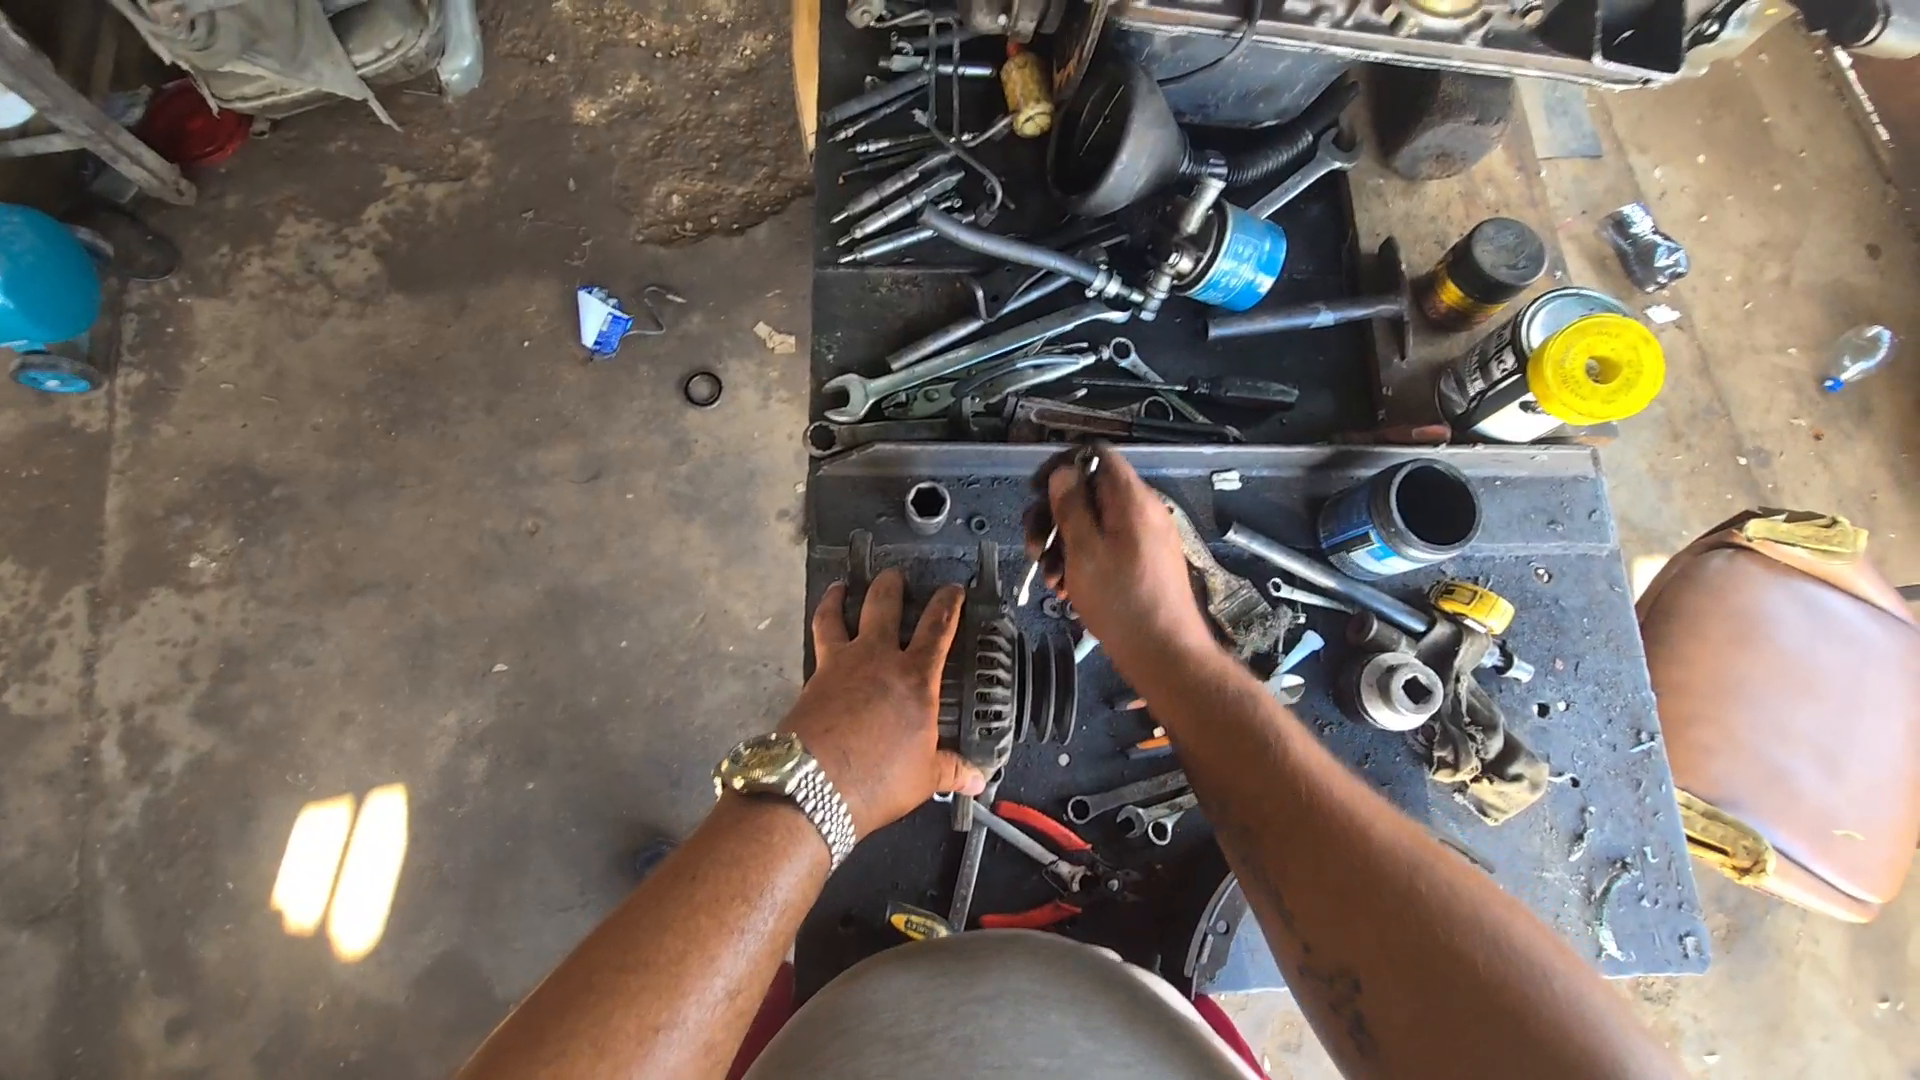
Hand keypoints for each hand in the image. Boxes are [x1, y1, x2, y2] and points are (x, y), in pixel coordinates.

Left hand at [781, 569, 986, 837]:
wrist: (812, 786)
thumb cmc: (879, 779)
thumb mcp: (924, 777)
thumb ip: (951, 770)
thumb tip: (979, 781)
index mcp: (915, 678)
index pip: (937, 629)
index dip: (948, 604)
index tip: (954, 589)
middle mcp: (877, 659)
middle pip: (883, 607)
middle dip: (891, 585)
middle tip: (894, 575)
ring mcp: (839, 665)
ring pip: (837, 617)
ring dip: (839, 598)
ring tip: (841, 586)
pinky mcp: (811, 679)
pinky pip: (817, 643)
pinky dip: (820, 631)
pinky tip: (820, 636)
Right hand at [1025, 444, 1216, 668]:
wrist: (1165, 654)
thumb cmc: (1121, 601)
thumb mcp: (1084, 550)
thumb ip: (1072, 506)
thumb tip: (1063, 471)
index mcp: (1132, 499)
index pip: (1096, 456)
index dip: (1062, 468)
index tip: (1037, 495)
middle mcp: (1143, 511)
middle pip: (1090, 492)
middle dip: (1054, 518)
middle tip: (1034, 550)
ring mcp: (1146, 537)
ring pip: (1094, 523)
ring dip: (1063, 546)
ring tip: (1051, 580)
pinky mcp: (1145, 562)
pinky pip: (1107, 546)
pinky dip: (1083, 561)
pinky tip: (1068, 589)